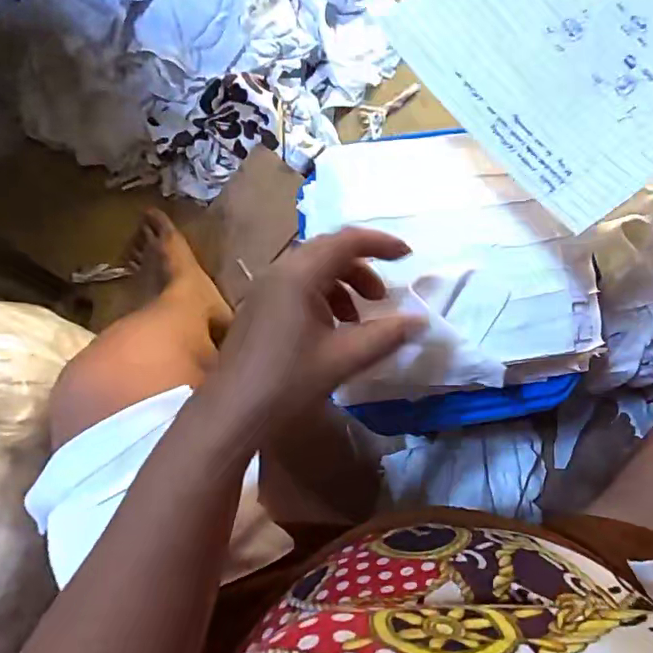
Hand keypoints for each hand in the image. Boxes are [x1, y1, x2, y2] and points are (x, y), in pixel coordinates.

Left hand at [202, 228, 424, 426]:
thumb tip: (419, 322)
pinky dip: (322, 297)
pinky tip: (331, 329)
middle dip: (361, 268)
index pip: (346, 241)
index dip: (381, 244)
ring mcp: (264, 289)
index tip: (407, 257)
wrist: (232, 411)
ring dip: (341, 285)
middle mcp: (278, 272)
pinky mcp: (257, 307)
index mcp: (299, 275)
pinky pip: (296, 286)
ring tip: (358, 319)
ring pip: (311, 270)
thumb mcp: (343, 359)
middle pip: (328, 251)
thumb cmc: (288, 382)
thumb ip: (385, 336)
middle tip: (382, 296)